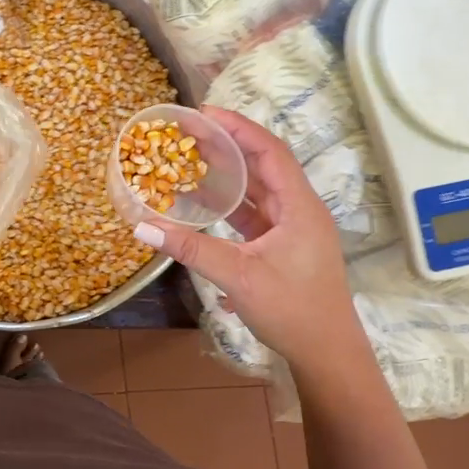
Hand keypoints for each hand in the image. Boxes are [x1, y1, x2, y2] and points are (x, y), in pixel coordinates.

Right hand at [134, 108, 367, 368]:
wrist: (327, 354)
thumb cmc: (292, 310)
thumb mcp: (238, 276)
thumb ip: (191, 248)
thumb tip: (142, 226)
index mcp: (299, 207)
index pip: (270, 152)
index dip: (239, 128)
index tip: (205, 114)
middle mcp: (298, 210)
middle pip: (263, 164)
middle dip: (228, 144)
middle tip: (190, 130)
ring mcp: (291, 229)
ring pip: (257, 188)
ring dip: (227, 172)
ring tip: (191, 155)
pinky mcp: (281, 245)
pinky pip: (252, 212)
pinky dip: (228, 201)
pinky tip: (201, 198)